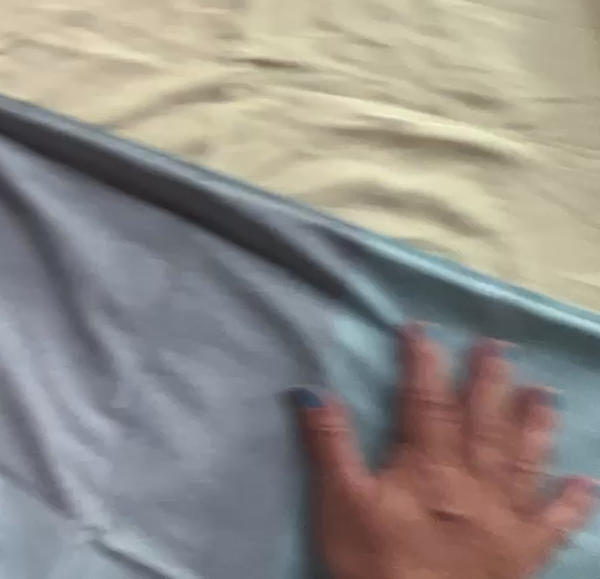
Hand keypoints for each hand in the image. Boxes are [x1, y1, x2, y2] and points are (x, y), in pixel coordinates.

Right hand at [296, 324, 595, 578]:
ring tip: (544, 393)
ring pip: (524, 463)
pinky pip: (554, 522)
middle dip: (488, 384)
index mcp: (428, 472)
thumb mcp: (338, 498)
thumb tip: (313, 390)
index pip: (426, 406)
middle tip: (498, 347)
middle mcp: (475, 489)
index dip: (423, 366)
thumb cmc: (370, 556)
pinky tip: (584, 480)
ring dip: (533, 426)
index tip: (421, 330)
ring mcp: (507, 522)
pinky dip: (572, 500)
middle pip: (483, 427)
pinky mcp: (524, 554)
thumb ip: (329, 444)